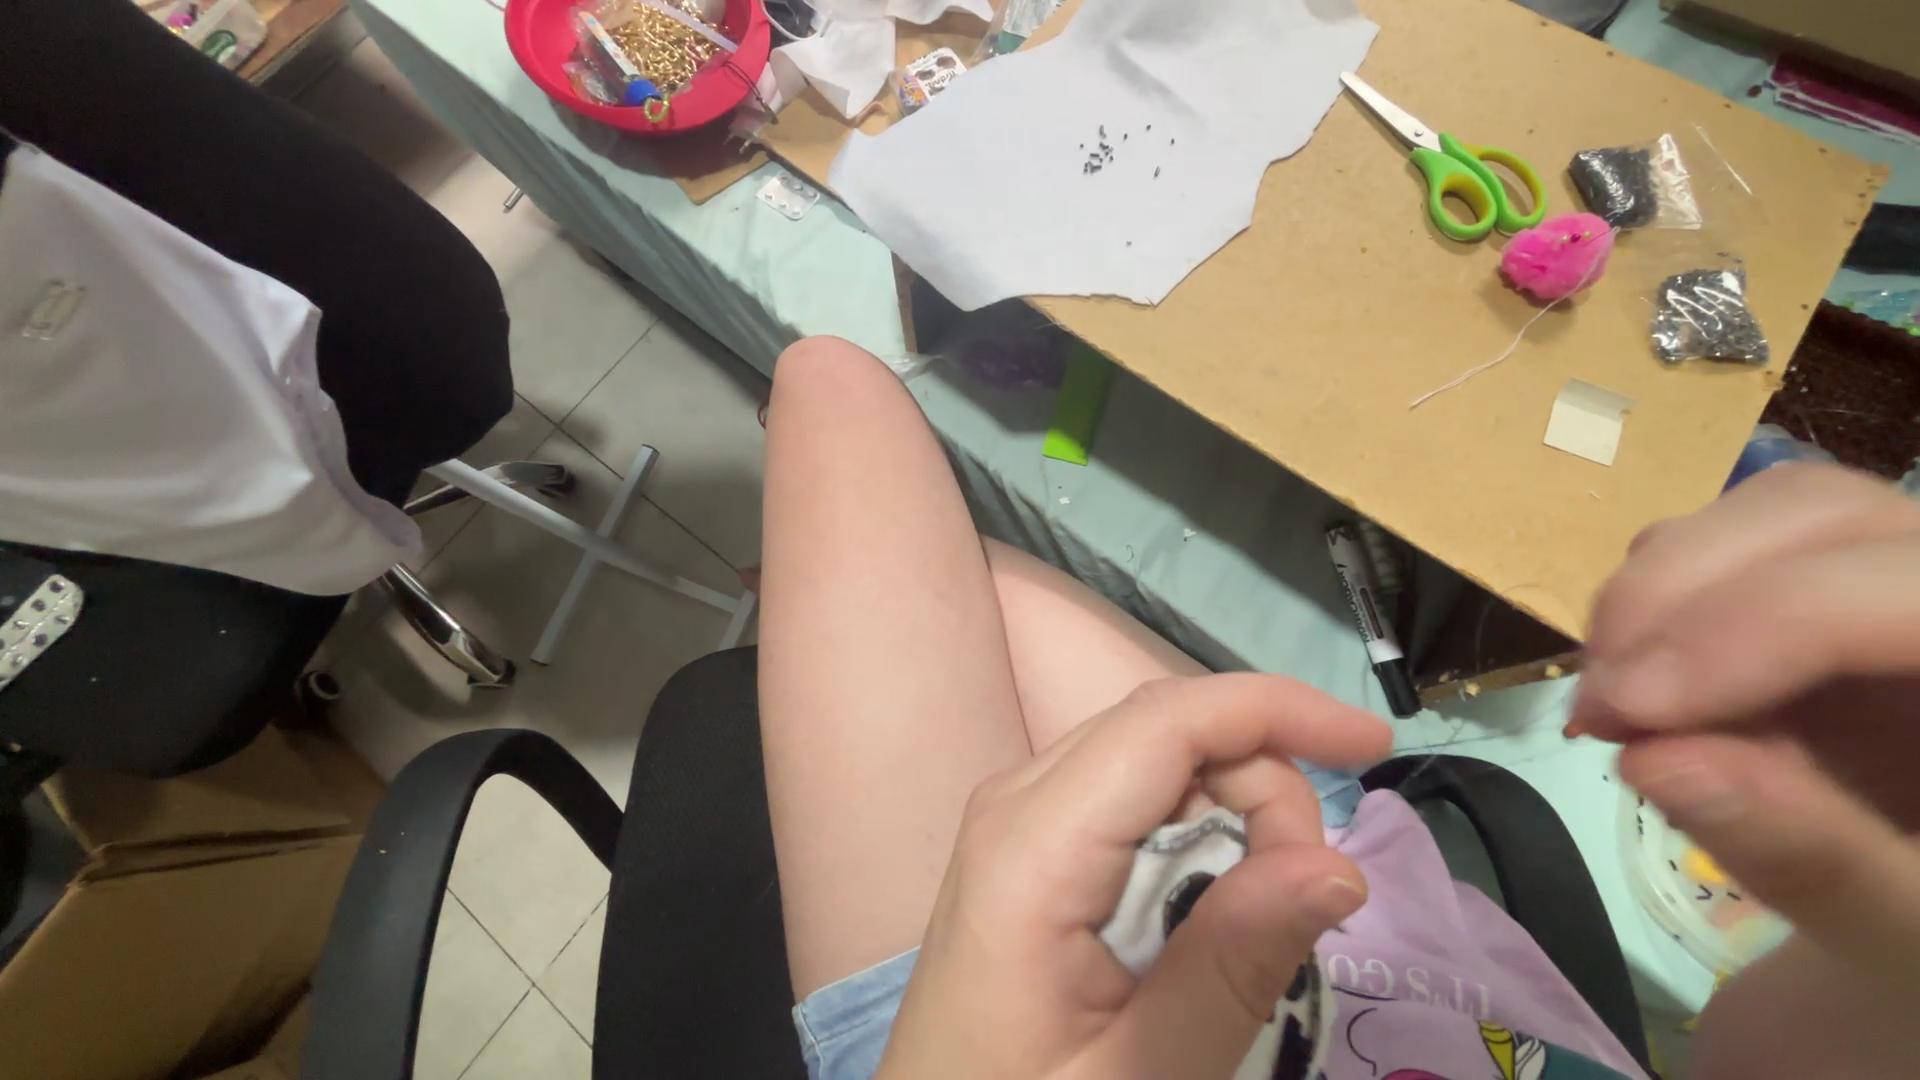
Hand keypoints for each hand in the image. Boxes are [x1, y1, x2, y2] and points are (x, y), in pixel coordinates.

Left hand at [876, 674, 1391, 1079]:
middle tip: (1303, 889)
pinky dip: (1192, 825)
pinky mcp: (1029, 833)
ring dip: (1230, 806)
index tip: (1372, 744)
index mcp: (1034, 843)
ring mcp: (1017, 809)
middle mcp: (1018, 796)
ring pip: (1153, 753)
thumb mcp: (1142, 1071)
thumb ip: (1234, 964)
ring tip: (1248, 914)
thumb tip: (1337, 865)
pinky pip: (1129, 791)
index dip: (1272, 709)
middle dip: (1259, 779)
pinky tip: (1201, 905)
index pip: (1164, 721)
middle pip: (1164, 728)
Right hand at [1569, 462, 1919, 991]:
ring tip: (1608, 700)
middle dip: (1674, 599)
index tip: (1625, 713)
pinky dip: (1645, 603)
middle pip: (1819, 514)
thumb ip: (1813, 861)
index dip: (1756, 626)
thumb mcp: (1910, 947)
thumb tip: (1651, 759)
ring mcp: (1895, 581)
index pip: (1910, 591)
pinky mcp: (1819, 589)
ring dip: (1646, 597)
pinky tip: (1630, 681)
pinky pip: (1716, 545)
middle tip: (1600, 708)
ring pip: (1757, 512)